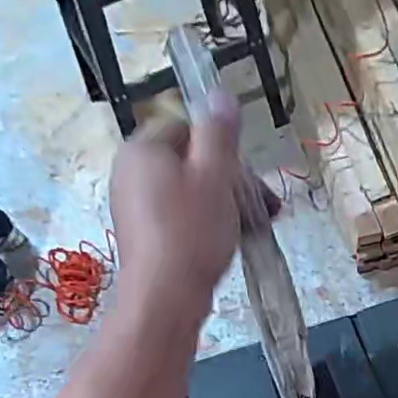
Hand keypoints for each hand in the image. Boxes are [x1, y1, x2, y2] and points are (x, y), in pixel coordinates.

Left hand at [107, 90, 245, 318]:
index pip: (186, 126)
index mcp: (141, 150)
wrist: (165, 300)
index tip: (247, 171)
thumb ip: (219, 133)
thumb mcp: (214, 175)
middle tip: (267, 204)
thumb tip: (221, 96)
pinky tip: (235, 240)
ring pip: (190, 193)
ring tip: (260, 224)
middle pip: (191, 162)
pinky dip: (209, 224)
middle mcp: (131, 176)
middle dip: (233, 180)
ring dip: (228, 203)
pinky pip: (182, 219)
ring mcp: (136, 210)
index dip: (221, 145)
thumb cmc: (191, 234)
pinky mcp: (146, 239)